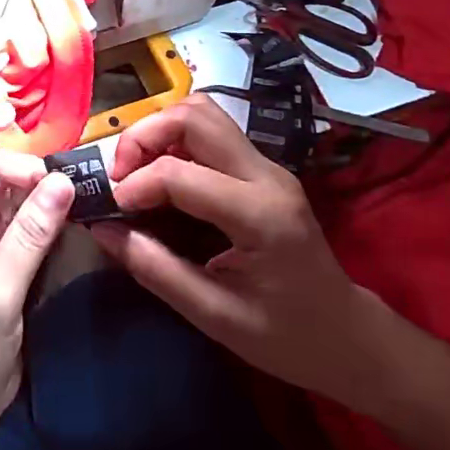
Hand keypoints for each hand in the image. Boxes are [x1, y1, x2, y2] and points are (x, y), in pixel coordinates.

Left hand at [0, 105, 74, 436]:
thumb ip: (30, 234)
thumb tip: (63, 180)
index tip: (15, 114)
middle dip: (23, 171)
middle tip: (65, 183)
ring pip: (5, 198)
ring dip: (35, 193)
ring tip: (72, 193)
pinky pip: (16, 223)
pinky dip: (38, 217)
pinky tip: (63, 217)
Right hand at [90, 95, 393, 410]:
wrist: (348, 336)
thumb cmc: (286, 336)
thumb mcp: (214, 315)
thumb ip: (155, 269)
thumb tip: (101, 229)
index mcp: (260, 215)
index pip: (180, 173)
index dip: (133, 186)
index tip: (109, 212)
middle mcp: (266, 175)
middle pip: (194, 116)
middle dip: (142, 136)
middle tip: (118, 177)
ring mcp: (266, 167)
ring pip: (202, 113)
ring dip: (158, 131)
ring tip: (135, 172)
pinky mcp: (260, 169)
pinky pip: (210, 132)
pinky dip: (173, 140)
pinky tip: (157, 174)